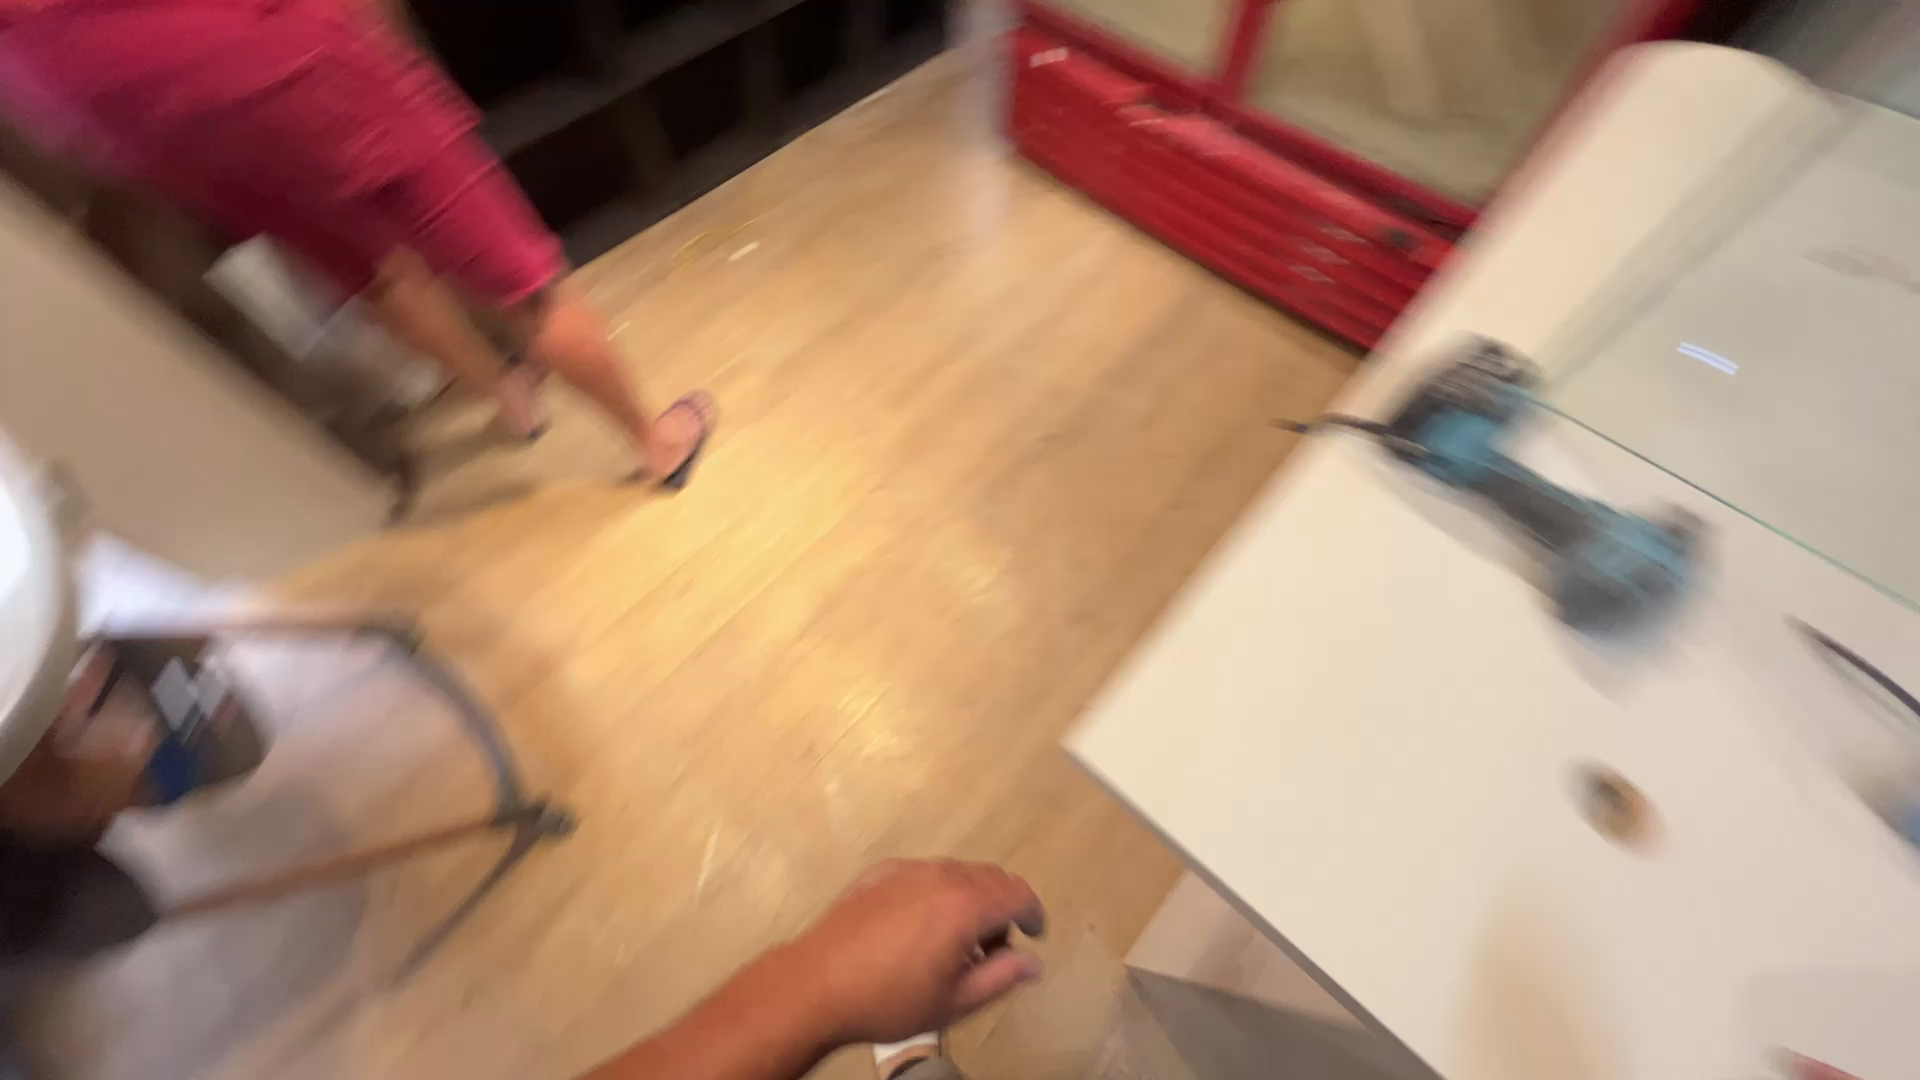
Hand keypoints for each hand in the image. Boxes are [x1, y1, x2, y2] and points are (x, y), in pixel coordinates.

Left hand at [781, 859, 1046, 1044]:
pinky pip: (926, 873)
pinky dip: (940, 891)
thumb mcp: (953, 1001)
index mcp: (965, 904)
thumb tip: (1033, 961)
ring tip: (958, 940)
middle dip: (1004, 905)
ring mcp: (910, 868)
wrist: (818, 982)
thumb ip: (1000, 976)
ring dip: (972, 897)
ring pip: (958, 872)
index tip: (1034, 935)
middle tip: (996, 946)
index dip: (1033, 912)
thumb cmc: (890, 999)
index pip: (1017, 893)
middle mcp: (941, 875)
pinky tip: (922, 926)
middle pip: (990, 876)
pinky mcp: (883, 870)